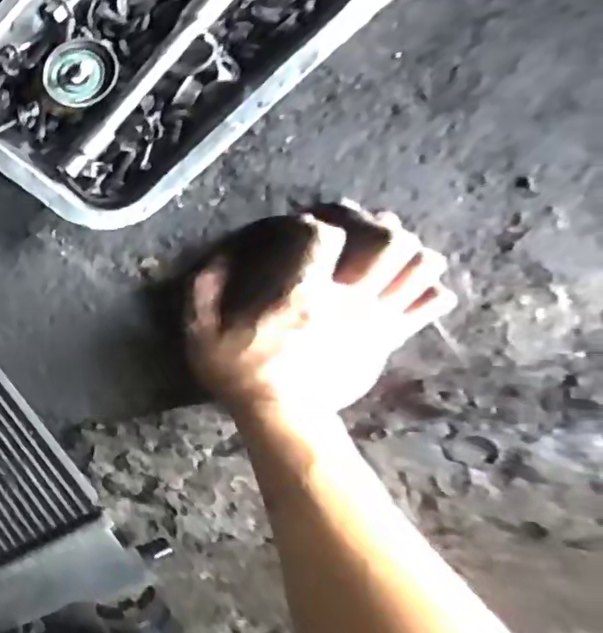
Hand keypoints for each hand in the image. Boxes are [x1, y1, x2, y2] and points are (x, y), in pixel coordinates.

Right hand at [188, 210, 456, 420]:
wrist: (283, 413)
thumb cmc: (237, 371)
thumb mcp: (200, 331)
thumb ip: (205, 291)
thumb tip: (220, 257)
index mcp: (300, 294)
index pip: (323, 236)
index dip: (309, 222)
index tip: (293, 225)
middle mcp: (348, 299)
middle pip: (389, 240)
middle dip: (368, 221)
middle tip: (346, 219)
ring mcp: (377, 318)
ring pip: (420, 264)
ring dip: (405, 247)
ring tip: (378, 245)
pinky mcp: (391, 336)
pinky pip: (432, 301)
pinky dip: (426, 284)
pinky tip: (403, 283)